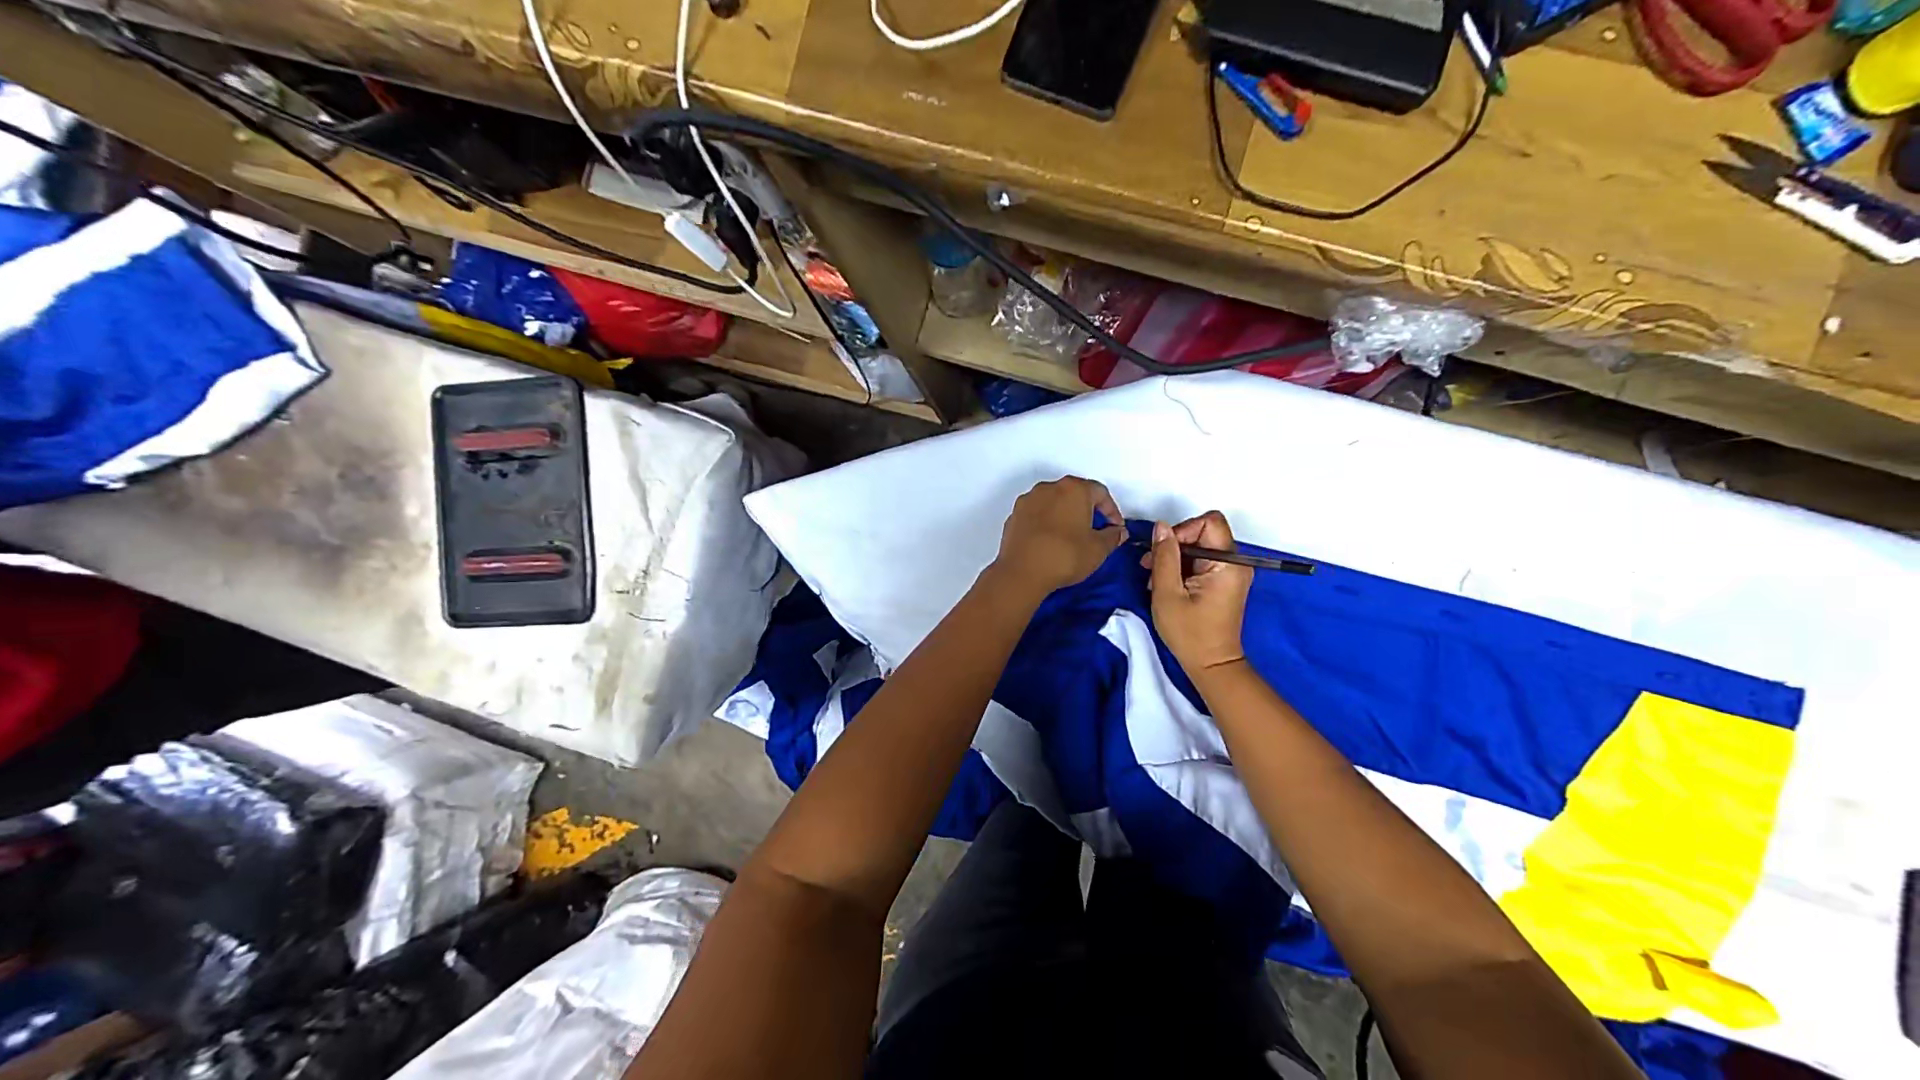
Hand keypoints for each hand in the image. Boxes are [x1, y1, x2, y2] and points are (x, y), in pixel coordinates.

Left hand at [990, 477, 1124, 599]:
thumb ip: (1112, 537)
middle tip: (1096, 530)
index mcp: (1073, 489)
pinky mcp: (1014, 516)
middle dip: (1088, 510)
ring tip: (1072, 536)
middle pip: (1074, 493)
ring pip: (1053, 502)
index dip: (1112, 510)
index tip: (1116, 528)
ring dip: (1065, 515)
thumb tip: (1118, 533)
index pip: (1100, 492)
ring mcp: (1028, 500)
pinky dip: (1046, 523)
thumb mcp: (1098, 549)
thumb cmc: (1065, 556)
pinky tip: (1050, 541)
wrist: (1022, 572)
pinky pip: (1036, 514)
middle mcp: (1049, 488)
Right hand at [1145, 511, 1252, 673]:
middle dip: (1174, 544)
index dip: (1183, 530)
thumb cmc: (1189, 633)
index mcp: (1228, 564)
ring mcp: (1231, 572)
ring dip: (1175, 557)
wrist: (1211, 664)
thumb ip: (1164, 556)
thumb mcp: (1167, 593)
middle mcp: (1236, 563)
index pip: (1209, 522)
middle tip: (1151, 565)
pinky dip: (1182, 567)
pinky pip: (1201, 560)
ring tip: (1155, 579)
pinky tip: (1167, 584)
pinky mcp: (1223, 581)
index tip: (1164, 552)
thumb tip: (1161, 527)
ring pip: (1199, 546)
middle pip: (1204, 532)